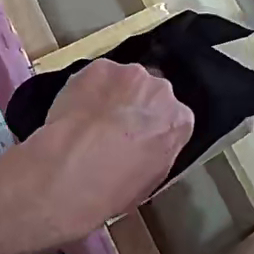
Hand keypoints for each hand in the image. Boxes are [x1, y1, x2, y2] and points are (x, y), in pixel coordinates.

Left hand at [22, 59, 192, 245]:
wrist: (76, 168)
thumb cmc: (116, 186)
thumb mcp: (151, 180)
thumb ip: (156, 152)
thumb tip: (145, 149)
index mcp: (179, 121)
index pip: (172, 118)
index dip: (153, 127)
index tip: (137, 138)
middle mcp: (161, 90)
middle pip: (150, 92)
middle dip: (135, 105)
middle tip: (112, 128)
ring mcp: (130, 74)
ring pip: (122, 80)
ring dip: (111, 93)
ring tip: (89, 118)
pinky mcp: (100, 68)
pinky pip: (95, 75)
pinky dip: (86, 87)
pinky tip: (74, 109)